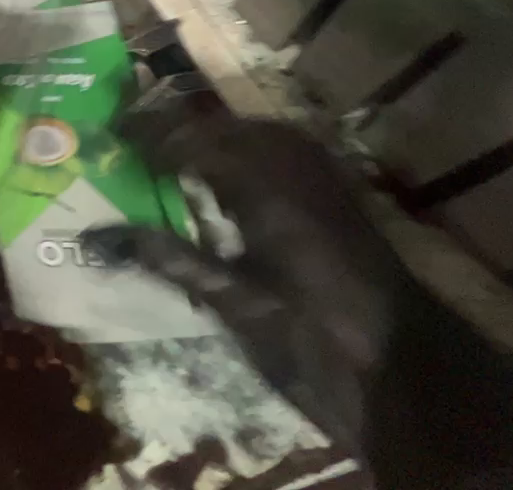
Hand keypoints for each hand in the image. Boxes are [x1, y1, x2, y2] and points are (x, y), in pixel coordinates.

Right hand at [83, 107, 512, 489]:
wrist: (418, 384)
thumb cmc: (317, 344)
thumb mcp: (234, 305)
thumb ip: (167, 260)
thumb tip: (94, 237)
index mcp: (270, 193)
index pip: (196, 141)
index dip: (149, 134)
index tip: (110, 136)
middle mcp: (299, 175)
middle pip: (228, 129)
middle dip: (178, 128)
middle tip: (133, 138)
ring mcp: (326, 186)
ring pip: (259, 137)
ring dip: (212, 137)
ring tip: (170, 150)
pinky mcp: (340, 204)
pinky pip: (284, 156)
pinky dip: (244, 154)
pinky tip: (223, 179)